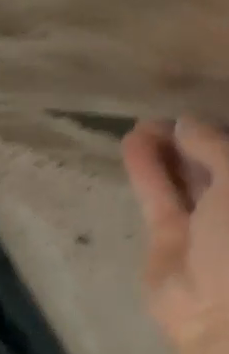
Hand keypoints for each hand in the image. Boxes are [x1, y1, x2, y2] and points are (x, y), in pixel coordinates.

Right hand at [124, 119, 228, 353]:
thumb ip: (220, 152)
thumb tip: (189, 124)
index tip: (218, 113)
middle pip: (228, 175)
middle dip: (205, 145)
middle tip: (177, 116)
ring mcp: (217, 232)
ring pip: (195, 183)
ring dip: (172, 152)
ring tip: (147, 122)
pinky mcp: (174, 239)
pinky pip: (161, 197)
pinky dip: (146, 168)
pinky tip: (133, 141)